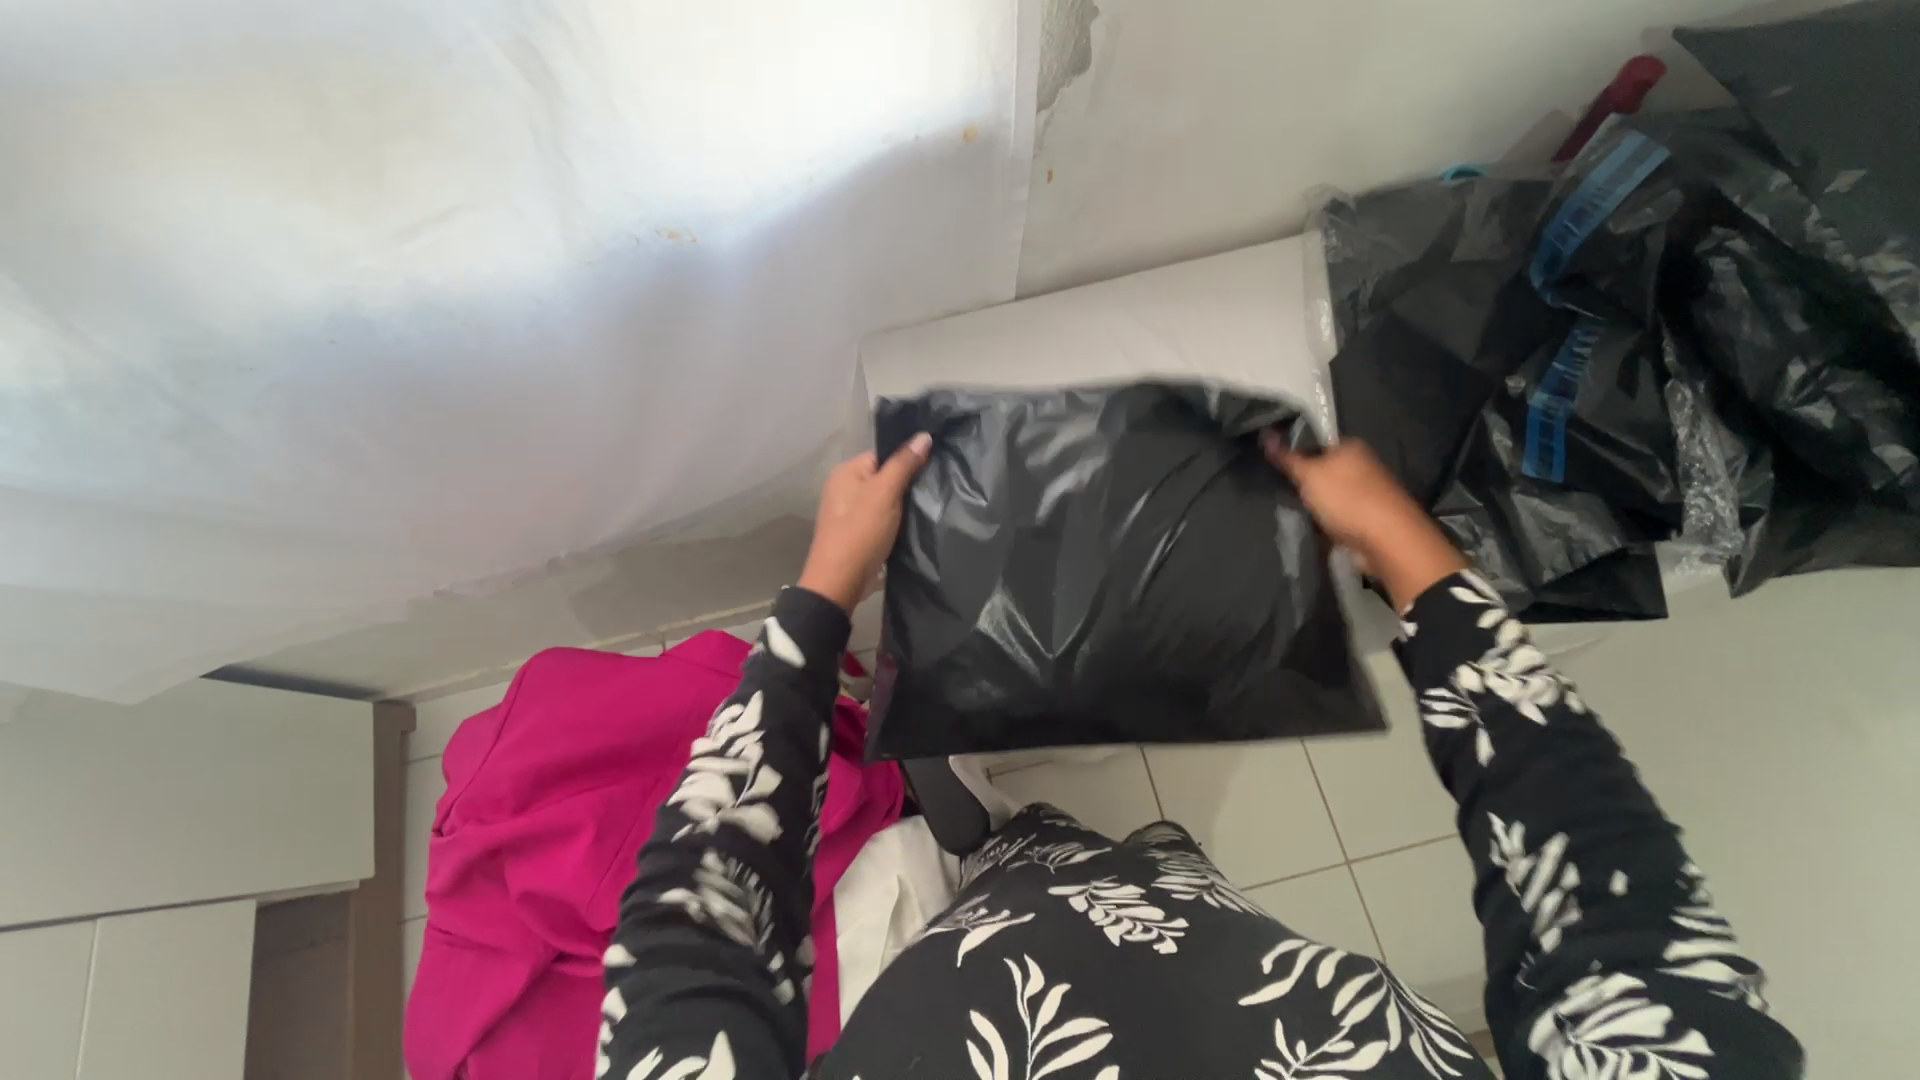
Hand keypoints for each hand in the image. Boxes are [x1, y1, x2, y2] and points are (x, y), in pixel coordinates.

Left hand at [796, 433, 932, 611]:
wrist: (840, 580)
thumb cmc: (861, 531)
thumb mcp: (885, 493)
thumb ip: (904, 464)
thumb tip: (924, 435)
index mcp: (846, 471)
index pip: (883, 455)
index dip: (906, 461)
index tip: (930, 470)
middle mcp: (844, 487)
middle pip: (884, 477)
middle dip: (905, 486)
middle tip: (930, 491)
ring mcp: (848, 512)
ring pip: (884, 500)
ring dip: (901, 507)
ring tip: (925, 509)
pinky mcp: (856, 533)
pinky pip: (880, 519)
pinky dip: (894, 523)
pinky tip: (910, 527)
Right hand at [1260, 433, 1467, 611]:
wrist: (1386, 541)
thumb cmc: (1346, 498)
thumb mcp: (1309, 474)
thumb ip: (1286, 456)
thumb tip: (1265, 432)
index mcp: (1350, 446)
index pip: (1314, 439)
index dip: (1290, 447)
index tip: (1268, 459)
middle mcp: (1359, 464)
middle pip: (1318, 466)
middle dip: (1299, 477)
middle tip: (1273, 484)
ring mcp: (1362, 492)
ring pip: (1324, 492)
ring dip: (1309, 501)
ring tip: (1284, 505)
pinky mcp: (1362, 516)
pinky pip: (1332, 512)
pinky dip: (1320, 518)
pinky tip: (1304, 522)